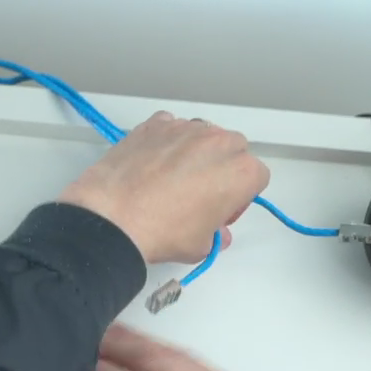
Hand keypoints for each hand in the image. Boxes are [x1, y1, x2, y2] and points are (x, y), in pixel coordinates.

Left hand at [57, 112, 270, 263]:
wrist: (114, 218)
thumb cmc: (163, 232)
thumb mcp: (201, 246)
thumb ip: (218, 235)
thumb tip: (217, 232)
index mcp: (241, 171)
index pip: (256, 178)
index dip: (240, 198)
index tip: (221, 212)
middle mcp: (219, 141)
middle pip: (233, 150)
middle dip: (222, 169)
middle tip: (200, 196)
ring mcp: (186, 128)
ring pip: (203, 135)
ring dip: (196, 153)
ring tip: (173, 180)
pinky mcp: (155, 123)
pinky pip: (171, 128)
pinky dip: (167, 142)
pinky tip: (153, 165)